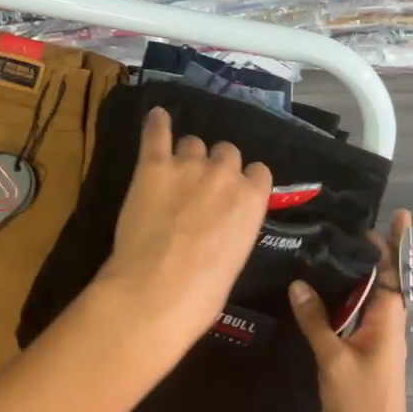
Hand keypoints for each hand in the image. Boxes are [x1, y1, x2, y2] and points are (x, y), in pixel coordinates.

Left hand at [93, 107, 272, 342]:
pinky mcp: (153, 165)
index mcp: (252, 200)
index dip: (245, 182)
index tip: (234, 195)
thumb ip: (233, 228)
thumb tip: (220, 226)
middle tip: (201, 190)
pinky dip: (157, 124)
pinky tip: (156, 117)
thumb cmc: (201, 294)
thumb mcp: (235, 259)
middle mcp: (225, 174)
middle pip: (226, 152)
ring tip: (174, 174)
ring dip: (187, 155)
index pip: (259, 172)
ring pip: (193, 143)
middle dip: (217, 167)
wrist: (155, 293)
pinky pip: (157, 132)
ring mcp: (188, 165)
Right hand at [288, 209, 412, 411]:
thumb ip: (316, 320)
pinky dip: (343, 297)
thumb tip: (298, 283)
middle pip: (383, 278)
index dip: (397, 242)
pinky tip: (319, 292)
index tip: (397, 213)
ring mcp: (377, 338)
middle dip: (372, 250)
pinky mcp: (365, 352)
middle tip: (346, 223)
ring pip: (368, 296)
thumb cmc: (362, 403)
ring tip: (329, 247)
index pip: (396, 270)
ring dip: (355, 273)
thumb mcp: (333, 359)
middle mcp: (387, 323)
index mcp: (388, 318)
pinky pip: (356, 313)